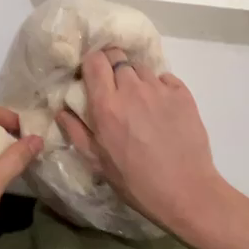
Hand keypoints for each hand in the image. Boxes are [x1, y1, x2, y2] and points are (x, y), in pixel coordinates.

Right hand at [59, 48, 234, 234]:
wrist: (185, 191)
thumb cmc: (136, 182)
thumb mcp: (97, 162)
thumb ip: (76, 132)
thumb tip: (62, 110)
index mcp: (107, 105)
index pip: (95, 61)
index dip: (92, 63)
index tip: (92, 76)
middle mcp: (132, 89)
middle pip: (117, 58)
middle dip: (112, 66)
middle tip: (114, 87)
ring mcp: (160, 89)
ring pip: (141, 68)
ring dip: (135, 78)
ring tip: (139, 101)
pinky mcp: (183, 94)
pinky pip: (165, 78)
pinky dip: (159, 86)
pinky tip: (161, 107)